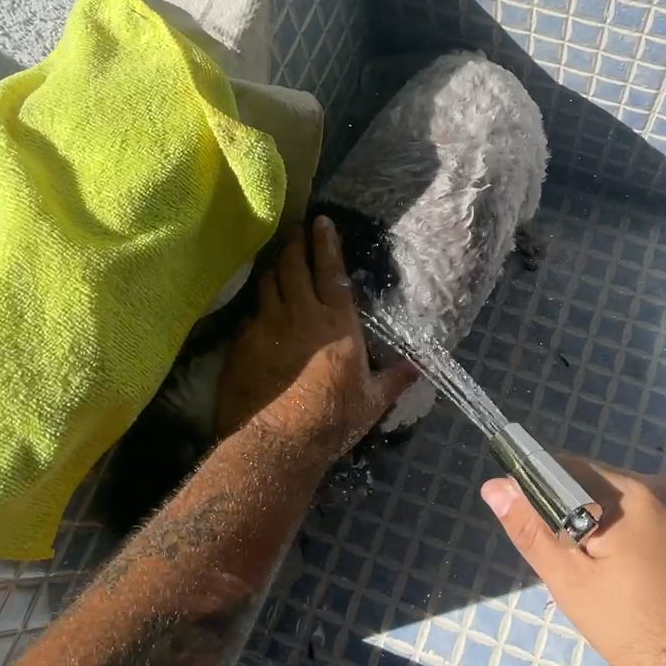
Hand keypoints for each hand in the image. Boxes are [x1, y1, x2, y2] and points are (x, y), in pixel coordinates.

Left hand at [215, 216, 418, 455]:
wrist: (278, 443)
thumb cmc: (332, 420)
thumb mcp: (372, 401)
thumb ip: (395, 377)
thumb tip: (422, 363)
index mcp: (337, 324)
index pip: (331, 271)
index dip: (327, 244)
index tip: (322, 221)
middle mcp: (301, 315)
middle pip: (294, 266)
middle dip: (296, 243)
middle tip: (296, 228)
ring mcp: (268, 326)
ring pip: (268, 282)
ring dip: (275, 266)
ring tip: (278, 257)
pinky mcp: (242, 343)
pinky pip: (251, 313)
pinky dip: (258, 304)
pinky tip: (259, 307)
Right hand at [481, 459, 665, 665]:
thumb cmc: (633, 630)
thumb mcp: (571, 583)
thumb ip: (532, 529)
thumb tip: (495, 486)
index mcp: (629, 493)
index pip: (563, 465)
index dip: (534, 488)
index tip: (525, 524)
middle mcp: (653, 484)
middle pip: (586, 479)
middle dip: (563, 510)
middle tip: (562, 562)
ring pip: (606, 496)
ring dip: (587, 522)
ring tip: (588, 572)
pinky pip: (629, 510)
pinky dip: (611, 530)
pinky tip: (613, 571)